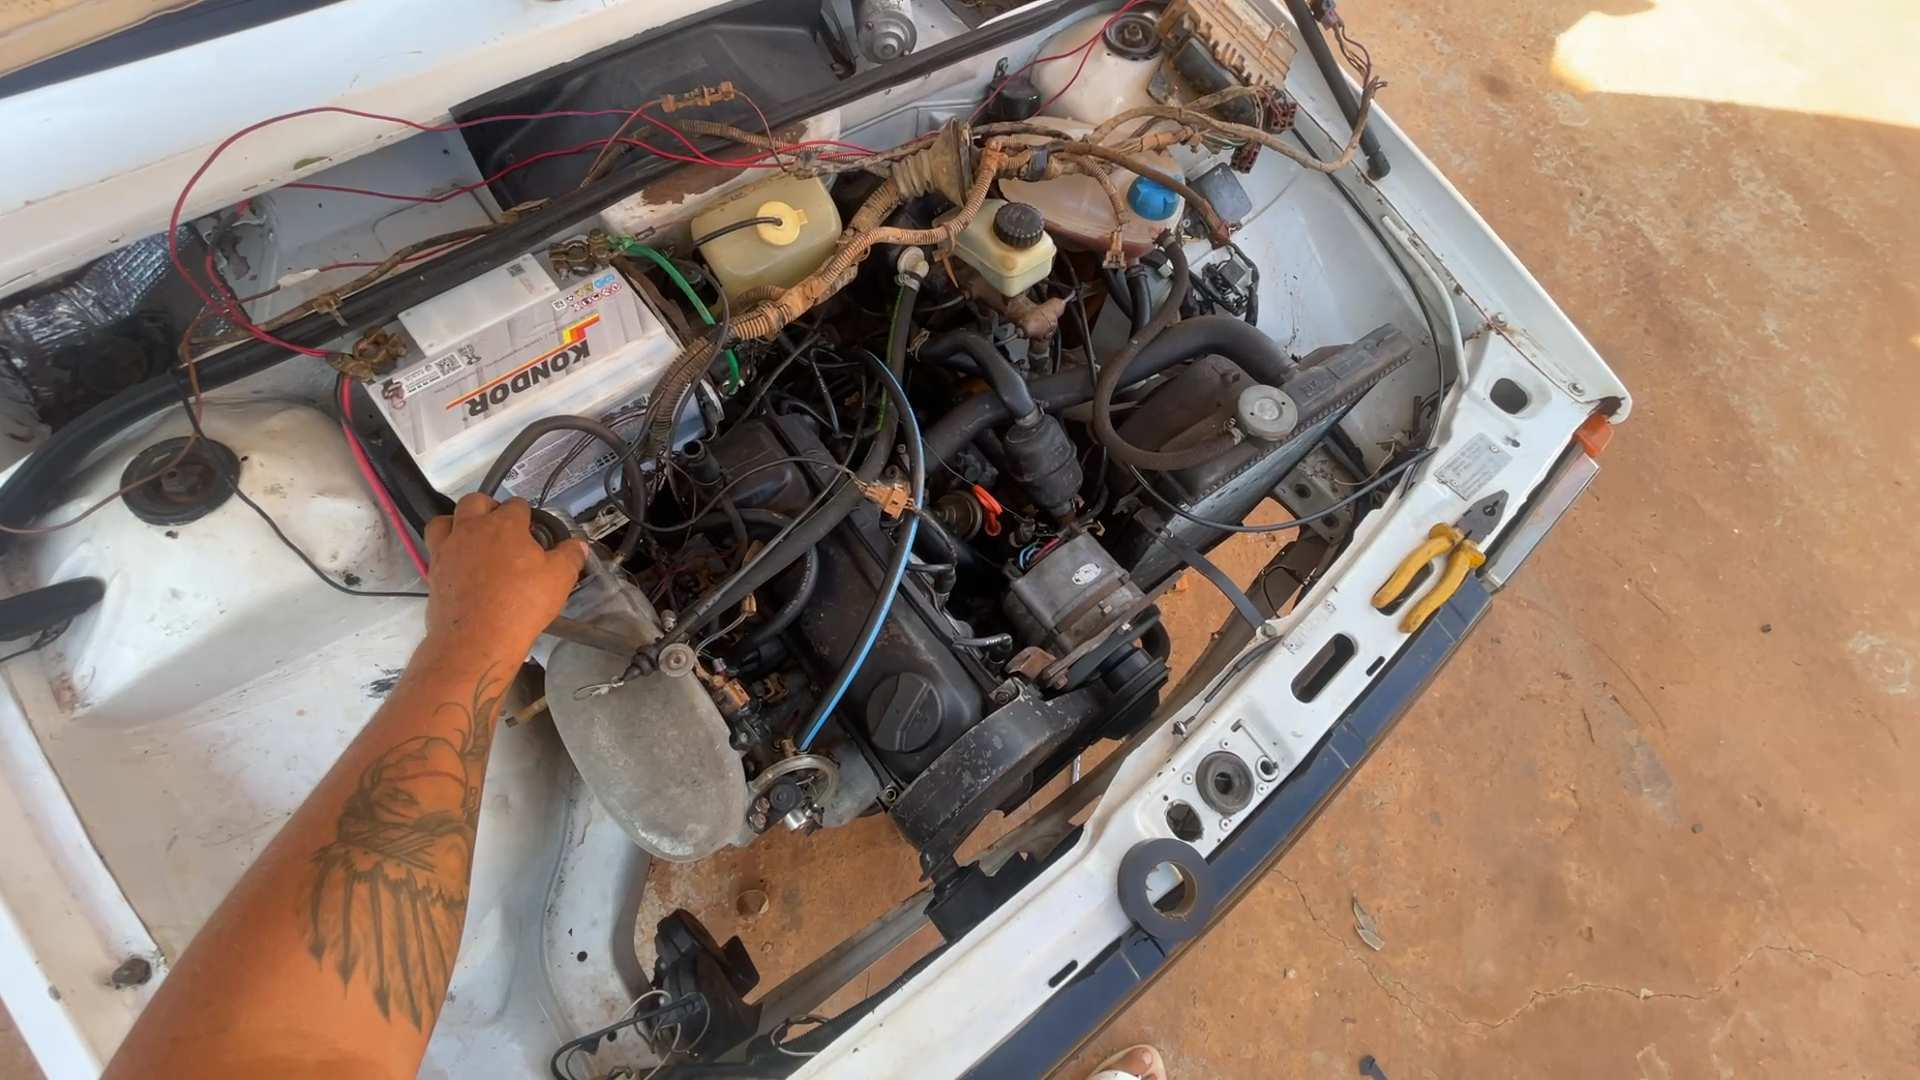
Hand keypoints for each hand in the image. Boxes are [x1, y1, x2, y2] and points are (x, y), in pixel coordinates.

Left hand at [422, 493, 586, 659]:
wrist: (478, 637)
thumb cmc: (523, 602)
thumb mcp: (560, 577)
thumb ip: (571, 555)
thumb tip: (578, 545)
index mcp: (505, 525)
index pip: (516, 505)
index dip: (527, 513)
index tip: (533, 527)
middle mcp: (471, 529)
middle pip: (474, 501)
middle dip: (488, 506)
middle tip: (501, 525)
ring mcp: (447, 549)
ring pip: (444, 521)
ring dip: (457, 522)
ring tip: (472, 537)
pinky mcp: (433, 571)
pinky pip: (435, 549)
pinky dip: (448, 549)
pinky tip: (462, 564)